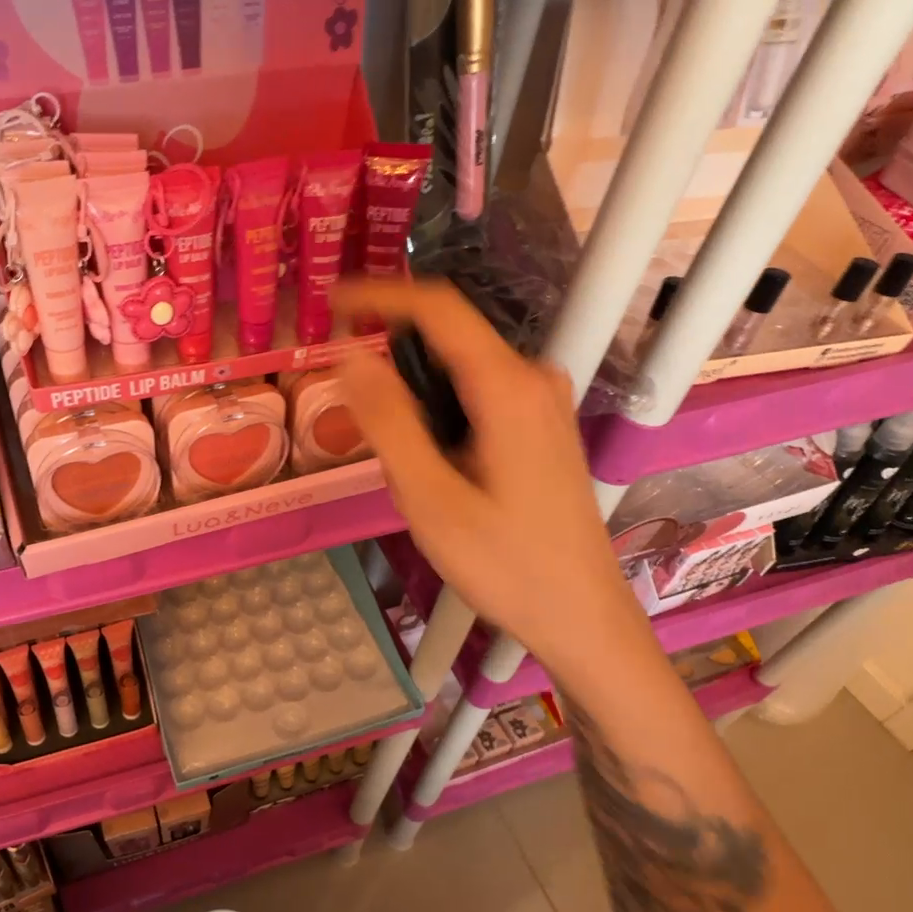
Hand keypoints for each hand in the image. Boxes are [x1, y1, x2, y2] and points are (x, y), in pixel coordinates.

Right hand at [332, 278, 659, 688]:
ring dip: (417, 397)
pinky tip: (435, 471)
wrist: (581, 614)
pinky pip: (480, 397)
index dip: (381, 295)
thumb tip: (352, 355)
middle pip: (449, 340)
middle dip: (395, 360)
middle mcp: (534, 379)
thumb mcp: (429, 498)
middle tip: (356, 415)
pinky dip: (443, 415)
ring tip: (401, 464)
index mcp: (508, 387)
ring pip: (462, 373)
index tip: (332, 303)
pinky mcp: (544, 428)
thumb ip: (388, 422)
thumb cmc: (504, 564)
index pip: (439, 308)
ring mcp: (545, 403)